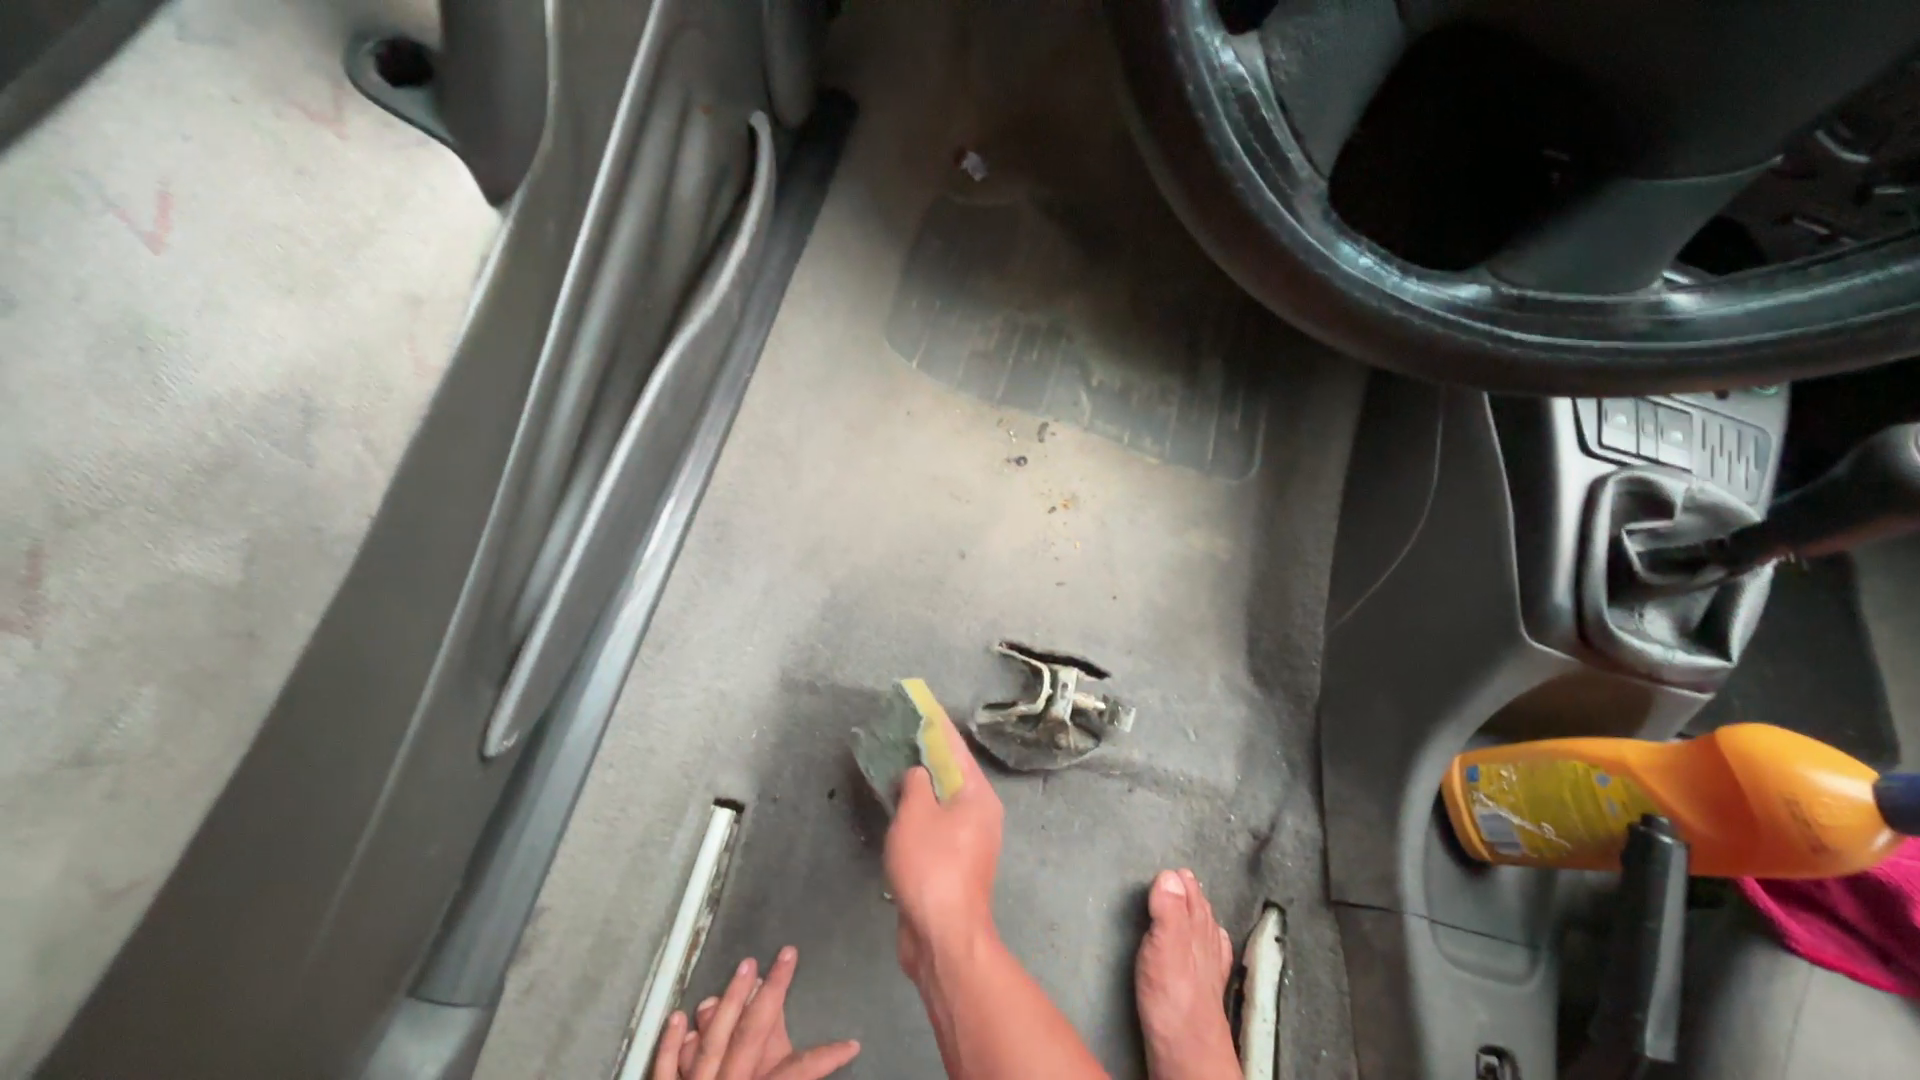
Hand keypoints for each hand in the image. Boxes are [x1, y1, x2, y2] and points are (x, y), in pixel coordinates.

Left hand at [651, 947, 859, 1079]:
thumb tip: (806, 1071)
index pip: (797, 1072)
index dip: (825, 1056)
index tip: (851, 1045)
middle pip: (751, 1033)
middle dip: (772, 991)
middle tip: (787, 954)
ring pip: (711, 1038)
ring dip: (729, 1000)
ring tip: (745, 966)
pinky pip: (665, 1069)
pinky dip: (673, 1042)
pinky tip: (682, 1016)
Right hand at [883, 710, 1003, 980]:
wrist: (944, 935)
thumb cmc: (932, 867)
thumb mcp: (916, 815)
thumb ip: (914, 785)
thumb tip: (917, 774)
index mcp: (978, 796)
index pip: (955, 749)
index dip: (935, 725)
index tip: (920, 704)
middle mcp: (980, 814)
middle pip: (952, 774)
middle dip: (926, 755)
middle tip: (900, 734)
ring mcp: (970, 842)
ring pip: (942, 802)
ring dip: (920, 786)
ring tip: (895, 766)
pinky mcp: (955, 865)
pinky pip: (936, 826)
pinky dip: (918, 814)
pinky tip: (898, 810)